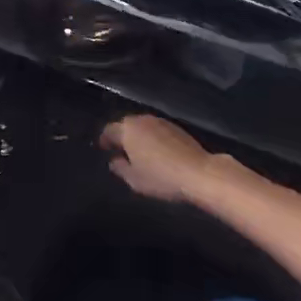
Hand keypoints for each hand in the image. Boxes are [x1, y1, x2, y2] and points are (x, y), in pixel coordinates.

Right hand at [99, 115, 217, 202]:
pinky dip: (151, 137)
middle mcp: (142, 120)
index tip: (102, 148)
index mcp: (127, 130)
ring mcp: (160, 121)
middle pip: (126, 124)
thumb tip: (114, 160)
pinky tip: (155, 150)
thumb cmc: (161, 177)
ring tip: (137, 151)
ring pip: (142, 125)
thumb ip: (120, 168)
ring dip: (137, 135)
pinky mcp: (175, 126)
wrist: (197, 172)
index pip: (109, 130)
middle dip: (121, 136)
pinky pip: (155, 129)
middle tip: (119, 150)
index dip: (104, 139)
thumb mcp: (134, 180)